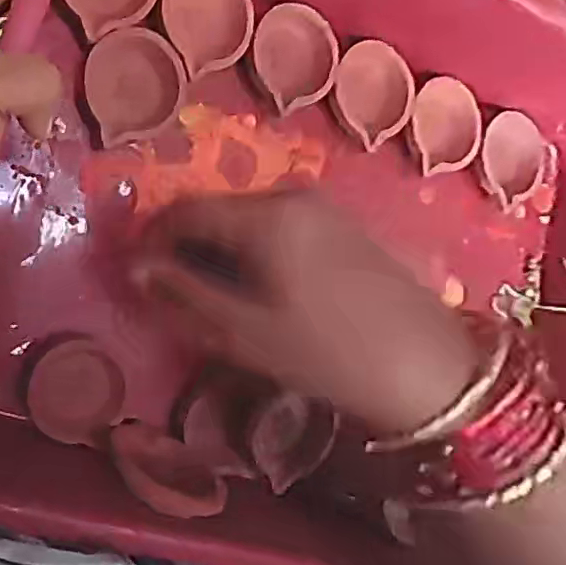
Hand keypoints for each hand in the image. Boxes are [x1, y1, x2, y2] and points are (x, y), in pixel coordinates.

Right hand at [130, 191, 478, 435]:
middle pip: (215, 211)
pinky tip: (255, 287)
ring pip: (244, 218)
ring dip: (216, 249)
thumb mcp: (245, 331)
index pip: (184, 211)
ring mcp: (320, 206)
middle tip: (172, 292)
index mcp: (264, 216)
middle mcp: (290, 195)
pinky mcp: (339, 223)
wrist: (430, 368)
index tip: (137, 274)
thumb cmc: (328, 353)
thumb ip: (183, 293)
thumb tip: (135, 268)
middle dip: (185, 247)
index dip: (152, 239)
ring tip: (212, 296)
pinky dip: (250, 248)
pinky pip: (275, 224)